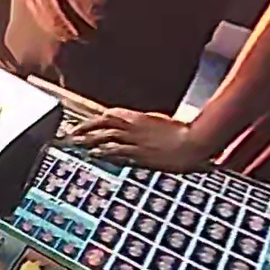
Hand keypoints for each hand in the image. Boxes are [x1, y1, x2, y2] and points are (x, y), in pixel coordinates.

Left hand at [68, 109, 213, 171]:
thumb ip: (144, 124)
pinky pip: (117, 150)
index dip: (94, 119)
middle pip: (103, 122)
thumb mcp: (160, 124)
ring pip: (106, 135)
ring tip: (75, 144)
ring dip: (88, 139)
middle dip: (84, 127)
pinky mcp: (141, 152)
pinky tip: (93, 155)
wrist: (198, 142)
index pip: (110, 114)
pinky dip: (103, 151)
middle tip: (70, 133)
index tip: (83, 124)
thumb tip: (131, 127)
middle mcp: (135, 125)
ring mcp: (137, 138)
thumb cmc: (184, 134)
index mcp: (139, 118)